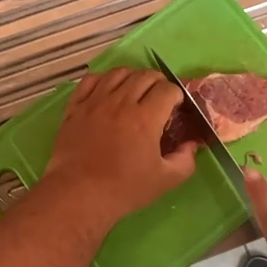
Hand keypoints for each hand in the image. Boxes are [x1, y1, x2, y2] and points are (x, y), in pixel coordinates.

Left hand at [41, 68, 197, 223]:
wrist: (79, 193)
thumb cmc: (124, 188)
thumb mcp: (165, 180)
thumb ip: (185, 160)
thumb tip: (191, 145)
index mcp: (146, 117)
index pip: (167, 89)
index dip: (177, 94)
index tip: (176, 106)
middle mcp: (121, 102)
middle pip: (144, 76)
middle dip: (158, 82)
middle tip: (160, 96)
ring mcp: (96, 101)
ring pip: (118, 73)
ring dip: (132, 76)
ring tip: (135, 88)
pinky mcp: (76, 107)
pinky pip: (90, 80)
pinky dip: (103, 79)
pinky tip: (107, 89)